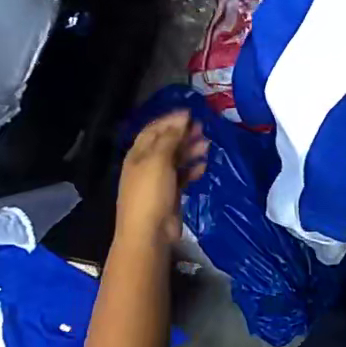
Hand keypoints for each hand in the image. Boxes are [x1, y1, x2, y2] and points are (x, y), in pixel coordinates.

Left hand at [117, 111, 207, 246]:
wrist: (149, 233)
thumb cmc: (150, 193)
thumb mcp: (158, 160)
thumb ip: (170, 138)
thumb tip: (181, 119)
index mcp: (138, 154)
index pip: (153, 130)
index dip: (170, 120)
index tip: (190, 113)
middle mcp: (146, 165)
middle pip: (165, 143)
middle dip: (183, 134)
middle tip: (202, 127)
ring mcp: (158, 181)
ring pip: (175, 159)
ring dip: (190, 150)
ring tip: (207, 145)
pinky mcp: (170, 195)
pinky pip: (182, 176)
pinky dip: (192, 169)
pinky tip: (204, 166)